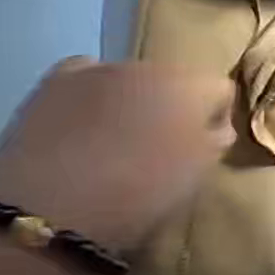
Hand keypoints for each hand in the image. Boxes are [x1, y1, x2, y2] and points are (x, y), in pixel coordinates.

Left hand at [0, 58, 234, 250]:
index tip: (207, 146)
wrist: (53, 208)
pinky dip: (95, 95)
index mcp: (190, 86)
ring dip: (136, 102)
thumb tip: (215, 126)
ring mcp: (97, 70)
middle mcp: (147, 66)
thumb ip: (216, 139)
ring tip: (121, 142)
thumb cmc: (144, 190)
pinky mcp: (53, 83)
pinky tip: (87, 124)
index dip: (218, 117)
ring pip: (132, 80)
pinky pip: (88, 79)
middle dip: (175, 106)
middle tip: (165, 146)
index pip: (222, 89)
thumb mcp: (201, 171)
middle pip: (176, 80)